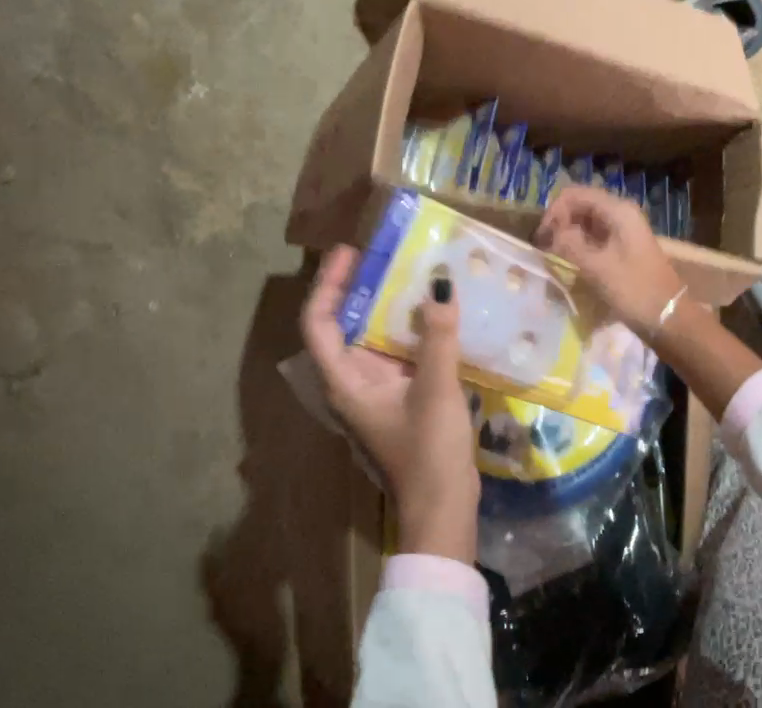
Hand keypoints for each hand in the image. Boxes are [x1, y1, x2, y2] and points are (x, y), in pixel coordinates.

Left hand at [302, 246, 478, 562]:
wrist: (443, 509)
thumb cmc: (428, 451)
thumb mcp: (435, 389)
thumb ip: (438, 336)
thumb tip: (439, 282)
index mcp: (346, 382)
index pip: (319, 324)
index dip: (328, 285)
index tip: (350, 252)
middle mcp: (355, 383)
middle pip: (347, 325)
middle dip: (364, 287)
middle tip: (389, 254)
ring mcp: (380, 391)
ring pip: (377, 338)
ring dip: (393, 306)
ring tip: (417, 272)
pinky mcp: (405, 398)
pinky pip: (402, 352)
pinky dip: (416, 329)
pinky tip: (442, 313)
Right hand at [536, 185, 685, 335]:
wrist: (669, 318)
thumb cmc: (635, 290)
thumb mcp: (598, 268)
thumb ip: (570, 245)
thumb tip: (552, 234)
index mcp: (618, 210)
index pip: (575, 195)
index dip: (554, 212)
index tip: (542, 238)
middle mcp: (621, 214)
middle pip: (580, 206)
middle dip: (559, 224)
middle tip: (544, 249)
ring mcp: (623, 232)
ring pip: (586, 224)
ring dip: (568, 236)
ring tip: (553, 258)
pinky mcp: (622, 249)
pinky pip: (594, 239)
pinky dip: (579, 247)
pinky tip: (569, 263)